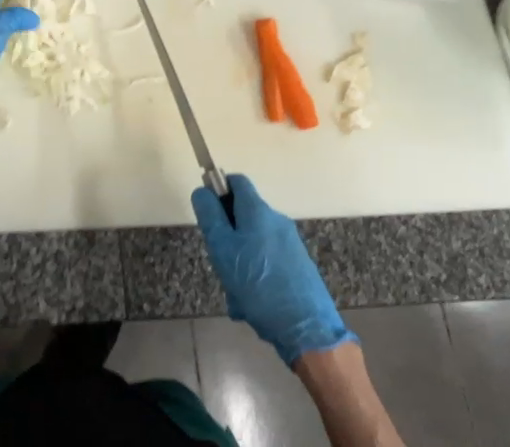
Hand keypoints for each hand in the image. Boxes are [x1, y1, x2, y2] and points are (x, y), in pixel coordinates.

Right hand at [191, 174, 355, 365]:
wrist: (306, 329)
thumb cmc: (257, 285)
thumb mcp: (222, 248)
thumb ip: (210, 215)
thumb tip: (202, 190)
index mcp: (258, 211)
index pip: (236, 182)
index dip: (218, 190)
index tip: (208, 214)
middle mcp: (277, 222)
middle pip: (243, 216)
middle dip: (226, 237)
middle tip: (220, 263)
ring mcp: (290, 245)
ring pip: (253, 244)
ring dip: (239, 262)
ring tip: (235, 294)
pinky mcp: (298, 267)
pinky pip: (267, 263)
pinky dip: (255, 277)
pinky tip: (250, 304)